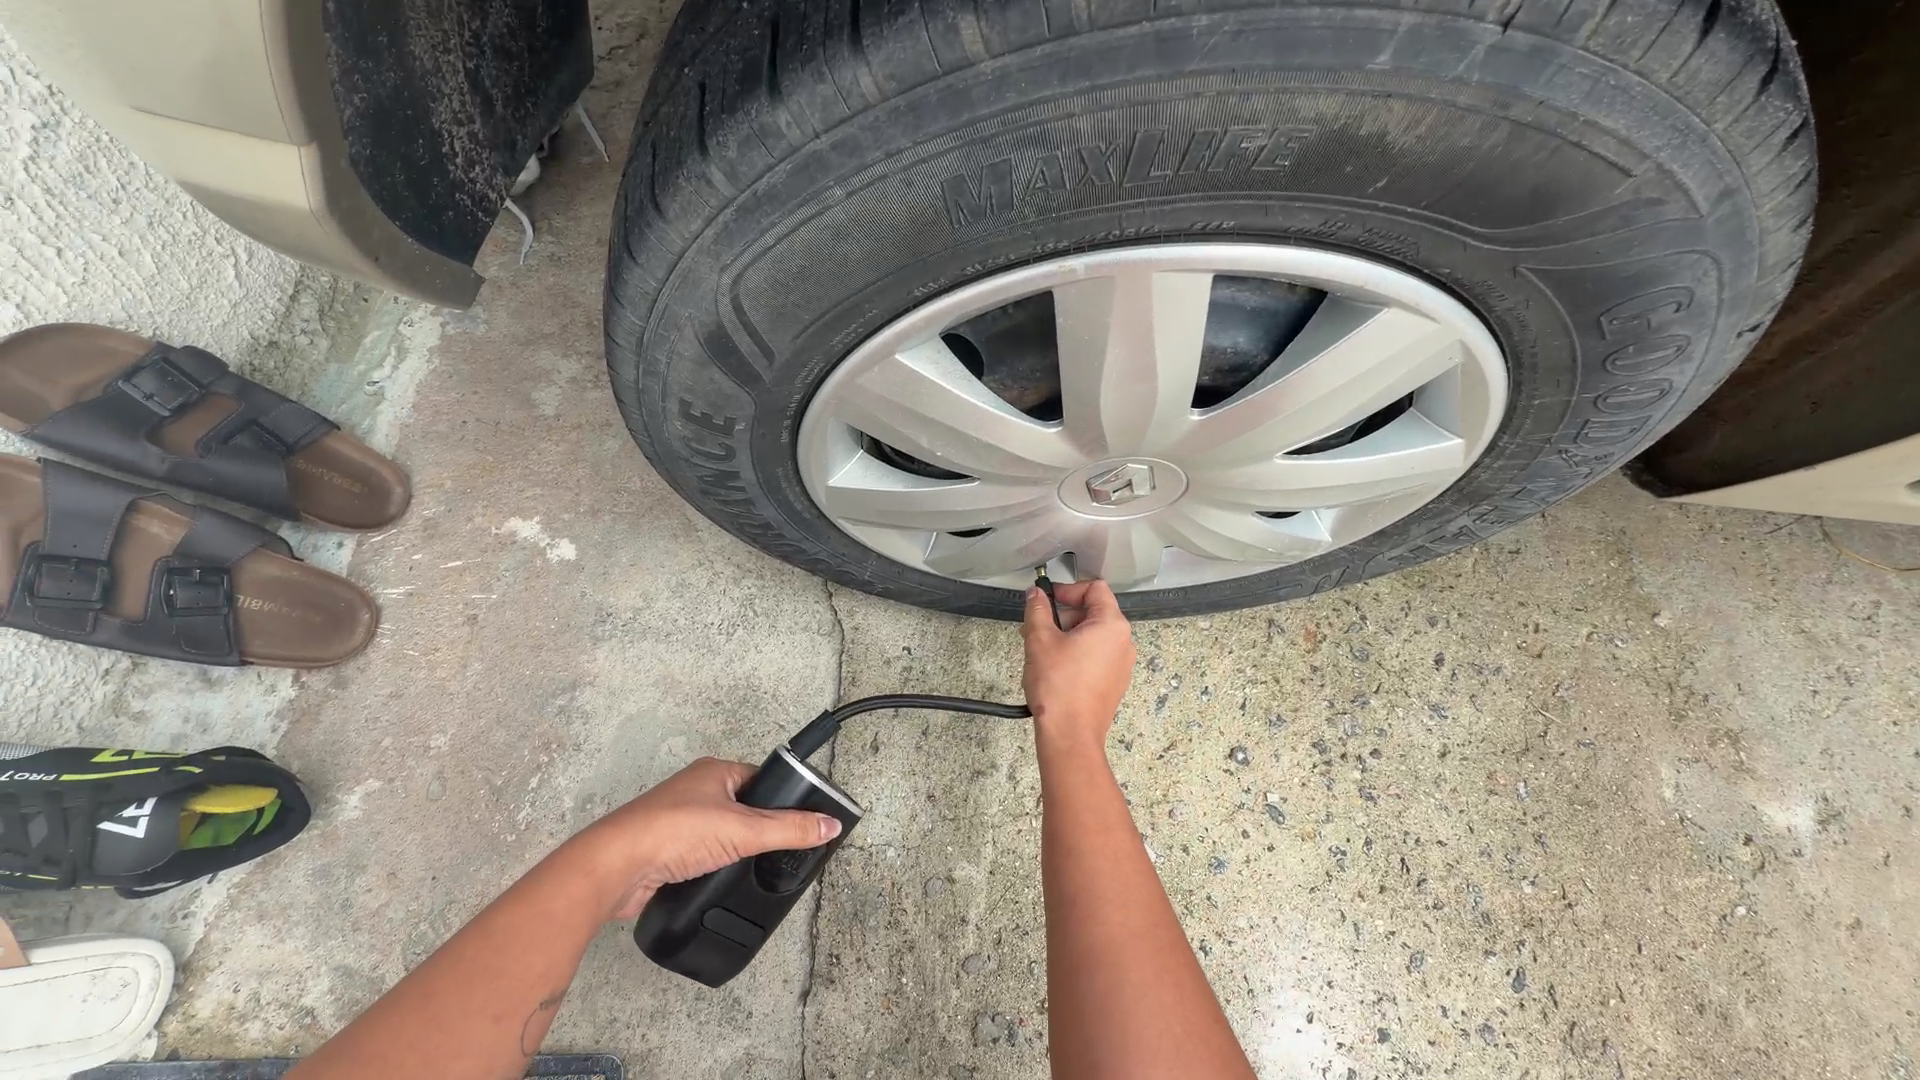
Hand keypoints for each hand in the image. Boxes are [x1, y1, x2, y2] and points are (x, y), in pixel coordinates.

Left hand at [572, 757, 841, 919]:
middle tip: (780, 849)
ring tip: (752, 867)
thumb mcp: (744, 829)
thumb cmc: (674, 832)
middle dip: (759, 829)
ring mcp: (679, 821)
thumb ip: (790, 829)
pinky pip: (703, 856)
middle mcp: (696, 791)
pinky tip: (724, 879)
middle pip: (744, 808)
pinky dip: (716, 867)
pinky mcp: (666, 851)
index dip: (782, 799)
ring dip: (735, 851)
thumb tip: (829, 824)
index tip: (802, 821)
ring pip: (722, 834)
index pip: (762, 780)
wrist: (617, 868)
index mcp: (715, 771)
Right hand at [1020, 580, 1136, 753]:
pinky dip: (1075, 653)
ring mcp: (1121, 665)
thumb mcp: (1039, 639)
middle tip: (1036, 627)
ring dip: (1065, 635)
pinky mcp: (1113, 682)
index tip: (1047, 599)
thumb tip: (1036, 595)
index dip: (1068, 589)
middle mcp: (1123, 643)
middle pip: (1093, 612)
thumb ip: (1037, 610)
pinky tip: (1053, 667)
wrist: (1069, 734)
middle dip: (1063, 615)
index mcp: (1112, 626)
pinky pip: (1095, 656)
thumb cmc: (1058, 688)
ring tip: (1039, 649)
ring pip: (1092, 635)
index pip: (1095, 589)